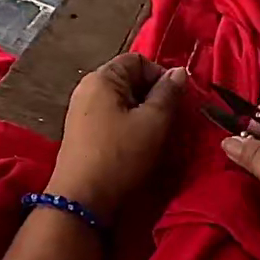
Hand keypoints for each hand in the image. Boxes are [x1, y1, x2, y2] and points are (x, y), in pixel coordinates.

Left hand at [46, 53, 186, 220]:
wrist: (81, 200)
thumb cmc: (120, 156)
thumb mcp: (153, 123)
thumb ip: (168, 94)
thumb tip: (179, 72)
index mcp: (102, 78)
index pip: (138, 60)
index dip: (161, 76)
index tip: (176, 101)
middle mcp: (87, 89)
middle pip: (129, 80)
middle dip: (153, 96)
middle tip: (169, 121)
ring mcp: (81, 112)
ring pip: (121, 102)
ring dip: (142, 115)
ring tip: (155, 136)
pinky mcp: (81, 133)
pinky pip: (110, 119)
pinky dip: (127, 127)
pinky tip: (136, 146)